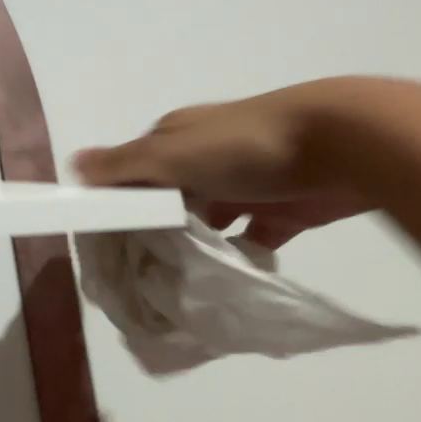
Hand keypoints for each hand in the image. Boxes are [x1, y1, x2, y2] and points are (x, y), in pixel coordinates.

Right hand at [72, 78, 413, 247]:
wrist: (349, 143)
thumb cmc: (246, 145)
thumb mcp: (172, 154)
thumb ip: (123, 166)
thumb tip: (71, 165)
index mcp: (174, 138)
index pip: (132, 172)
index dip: (117, 203)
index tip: (108, 242)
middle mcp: (205, 156)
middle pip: (168, 197)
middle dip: (155, 229)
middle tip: (142, 272)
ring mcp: (246, 182)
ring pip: (208, 219)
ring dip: (197, 245)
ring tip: (180, 283)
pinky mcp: (285, 209)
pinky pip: (254, 238)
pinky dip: (242, 257)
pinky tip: (230, 278)